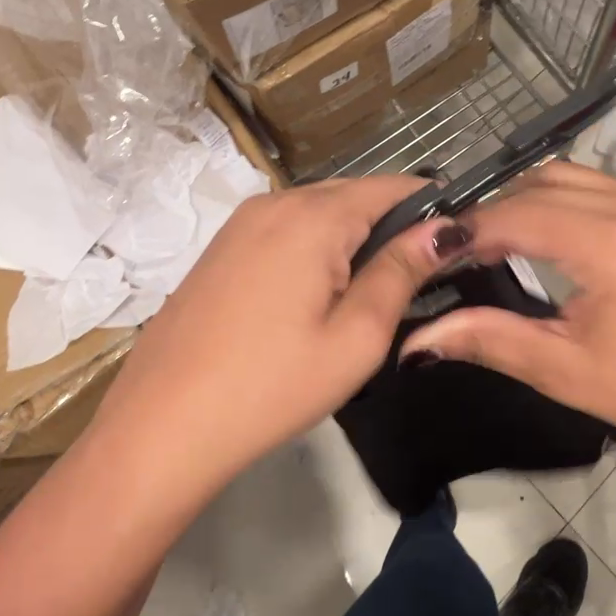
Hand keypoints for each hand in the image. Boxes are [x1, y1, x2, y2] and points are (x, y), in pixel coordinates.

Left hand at [91, 176, 461, 479]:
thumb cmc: (271, 387)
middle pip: (356, 195)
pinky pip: (287, 230)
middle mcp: (276, 201)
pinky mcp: (221, 248)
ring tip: (367, 297)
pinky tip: (314, 300)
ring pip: (320, 213)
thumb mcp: (356, 337)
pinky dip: (315, 250)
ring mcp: (241, 223)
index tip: (457, 246)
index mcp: (314, 215)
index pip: (394, 185)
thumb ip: (402, 271)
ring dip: (353, 241)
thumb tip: (443, 228)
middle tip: (415, 283)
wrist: (158, 429)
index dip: (432, 208)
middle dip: (392, 227)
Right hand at [400, 162, 615, 476]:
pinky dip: (559, 199)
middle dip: (495, 211)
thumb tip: (418, 338)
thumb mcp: (564, 370)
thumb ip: (489, 340)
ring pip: (568, 176)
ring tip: (496, 242)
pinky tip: (543, 235)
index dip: (469, 230)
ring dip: (526, 199)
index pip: (518, 214)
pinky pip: (596, 186)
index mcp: (608, 244)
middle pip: (539, 183)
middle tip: (461, 252)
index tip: (434, 253)